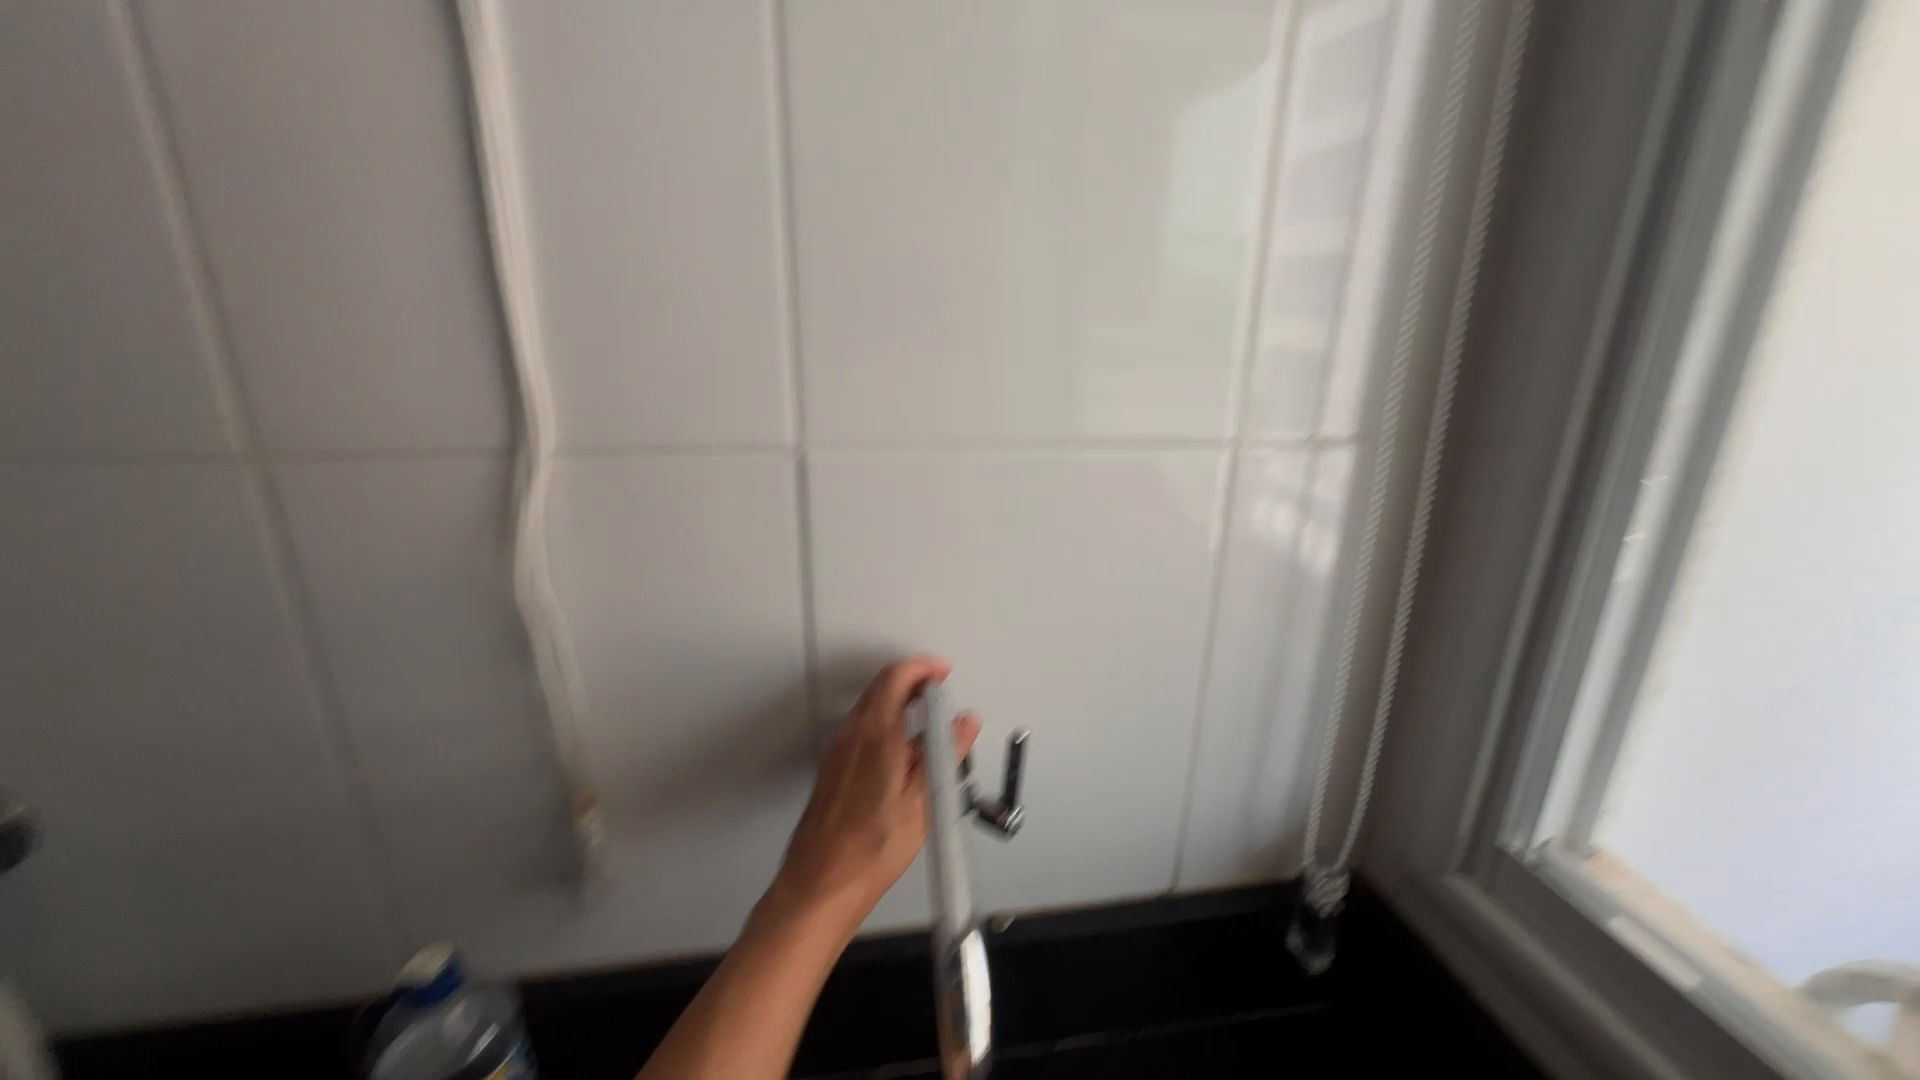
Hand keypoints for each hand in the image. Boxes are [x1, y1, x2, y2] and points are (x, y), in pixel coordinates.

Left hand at [767, 656, 982, 932]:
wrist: (822, 883)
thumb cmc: (870, 850)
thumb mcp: (924, 801)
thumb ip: (946, 753)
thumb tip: (964, 723)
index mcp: (877, 735)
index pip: (897, 677)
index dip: (923, 667)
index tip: (943, 672)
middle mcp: (852, 735)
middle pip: (881, 686)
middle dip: (913, 680)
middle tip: (939, 692)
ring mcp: (838, 750)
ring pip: (870, 706)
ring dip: (898, 701)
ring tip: (928, 722)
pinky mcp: (833, 767)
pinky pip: (861, 727)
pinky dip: (885, 721)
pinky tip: (903, 750)